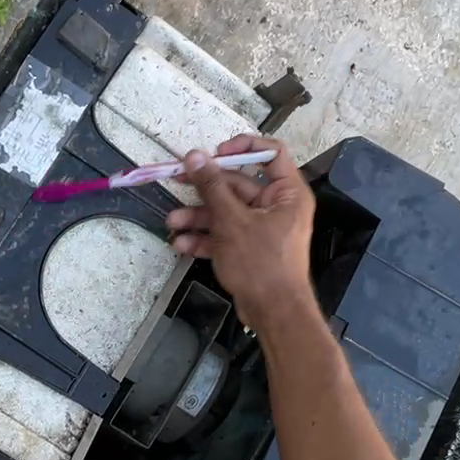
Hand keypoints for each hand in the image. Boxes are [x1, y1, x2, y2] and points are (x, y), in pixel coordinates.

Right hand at [166, 134, 317, 333]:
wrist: (274, 312)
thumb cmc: (262, 264)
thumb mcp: (231, 221)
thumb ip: (211, 187)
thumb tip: (195, 156)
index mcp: (286, 193)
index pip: (270, 153)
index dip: (242, 147)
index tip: (215, 153)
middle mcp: (277, 207)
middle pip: (237, 185)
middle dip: (205, 190)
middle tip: (176, 181)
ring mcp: (262, 229)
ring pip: (226, 212)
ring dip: (198, 217)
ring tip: (172, 223)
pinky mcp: (248, 249)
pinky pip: (224, 236)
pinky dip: (204, 239)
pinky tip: (182, 245)